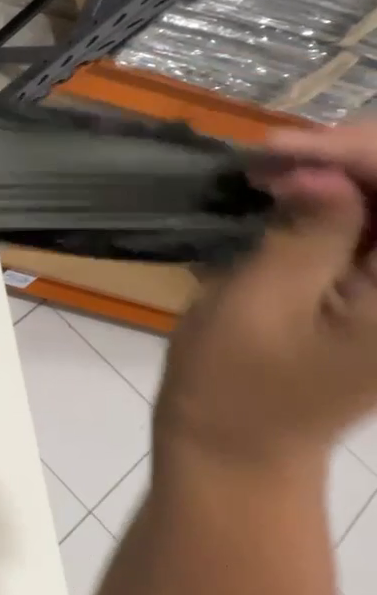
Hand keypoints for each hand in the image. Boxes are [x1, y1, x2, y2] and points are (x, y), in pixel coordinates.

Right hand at [155, 123, 376, 475]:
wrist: (237, 444)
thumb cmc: (235, 383)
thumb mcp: (257, 304)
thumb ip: (305, 233)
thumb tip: (319, 171)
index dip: (357, 154)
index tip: (271, 149)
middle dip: (359, 157)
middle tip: (272, 155)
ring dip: (352, 176)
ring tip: (279, 169)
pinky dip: (351, 203)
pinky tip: (302, 196)